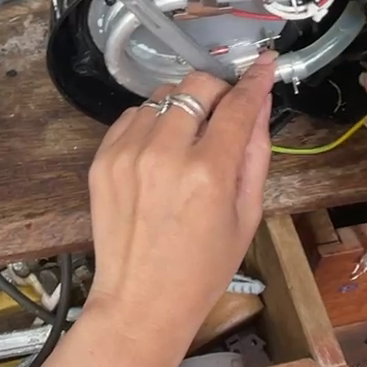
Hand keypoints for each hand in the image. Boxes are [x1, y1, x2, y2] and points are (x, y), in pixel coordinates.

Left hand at [86, 61, 275, 353]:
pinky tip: (161, 150)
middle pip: (195, 86)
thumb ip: (255, 152)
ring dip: (183, 106)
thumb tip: (259, 103)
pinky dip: (152, 121)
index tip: (263, 64)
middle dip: (216, 90)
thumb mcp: (246, 215)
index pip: (237, 105)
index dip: (254, 80)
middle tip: (224, 110)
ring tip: (190, 138)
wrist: (141, 302)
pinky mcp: (103, 159)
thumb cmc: (203, 268)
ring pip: (162, 96)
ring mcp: (127, 154)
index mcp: (208, 173)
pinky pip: (133, 115)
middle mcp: (164, 154)